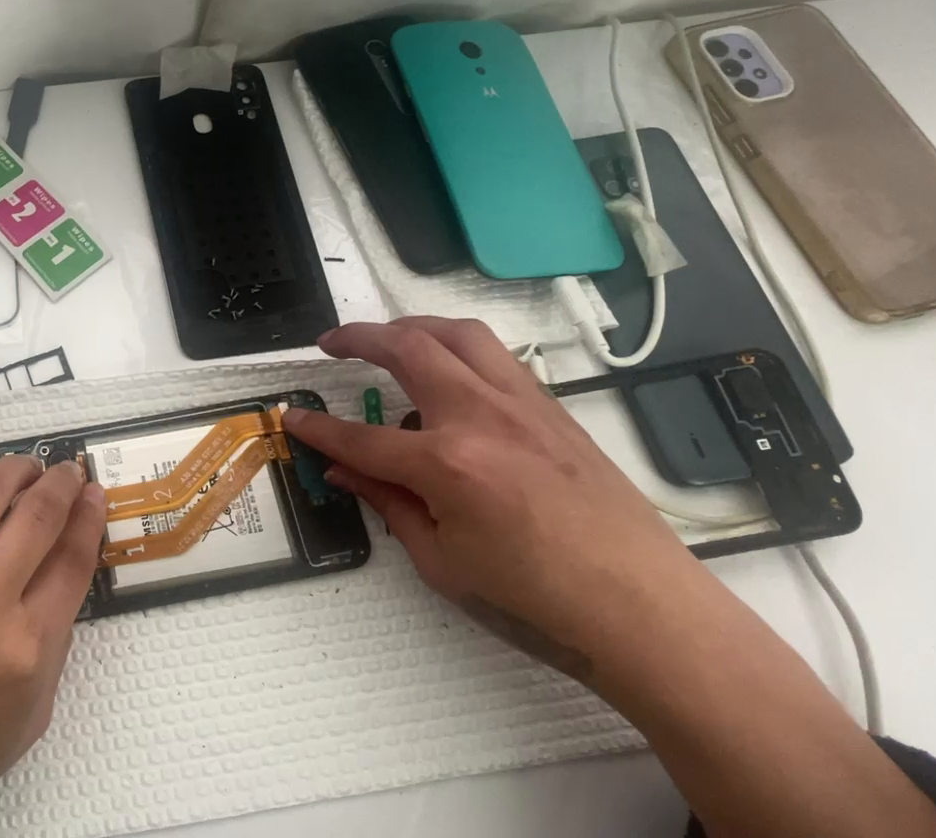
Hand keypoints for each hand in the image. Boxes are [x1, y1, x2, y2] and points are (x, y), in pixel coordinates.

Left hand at [0, 458, 105, 837]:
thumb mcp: (28, 720)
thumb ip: (54, 645)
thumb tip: (61, 571)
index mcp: (23, 650)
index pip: (72, 560)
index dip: (89, 517)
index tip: (93, 493)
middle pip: (35, 516)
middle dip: (59, 482)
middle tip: (64, 469)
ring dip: (8, 470)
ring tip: (20, 467)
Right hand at [279, 317, 707, 682]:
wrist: (644, 610)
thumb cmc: (537, 601)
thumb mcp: (442, 562)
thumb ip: (389, 505)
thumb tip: (347, 473)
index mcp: (447, 465)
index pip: (361, 437)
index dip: (318, 429)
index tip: (291, 416)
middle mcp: (483, 418)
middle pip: (408, 349)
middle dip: (358, 337)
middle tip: (330, 341)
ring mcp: (525, 406)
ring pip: (460, 334)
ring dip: (414, 325)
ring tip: (390, 336)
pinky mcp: (555, 411)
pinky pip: (497, 359)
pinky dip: (460, 350)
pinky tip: (450, 376)